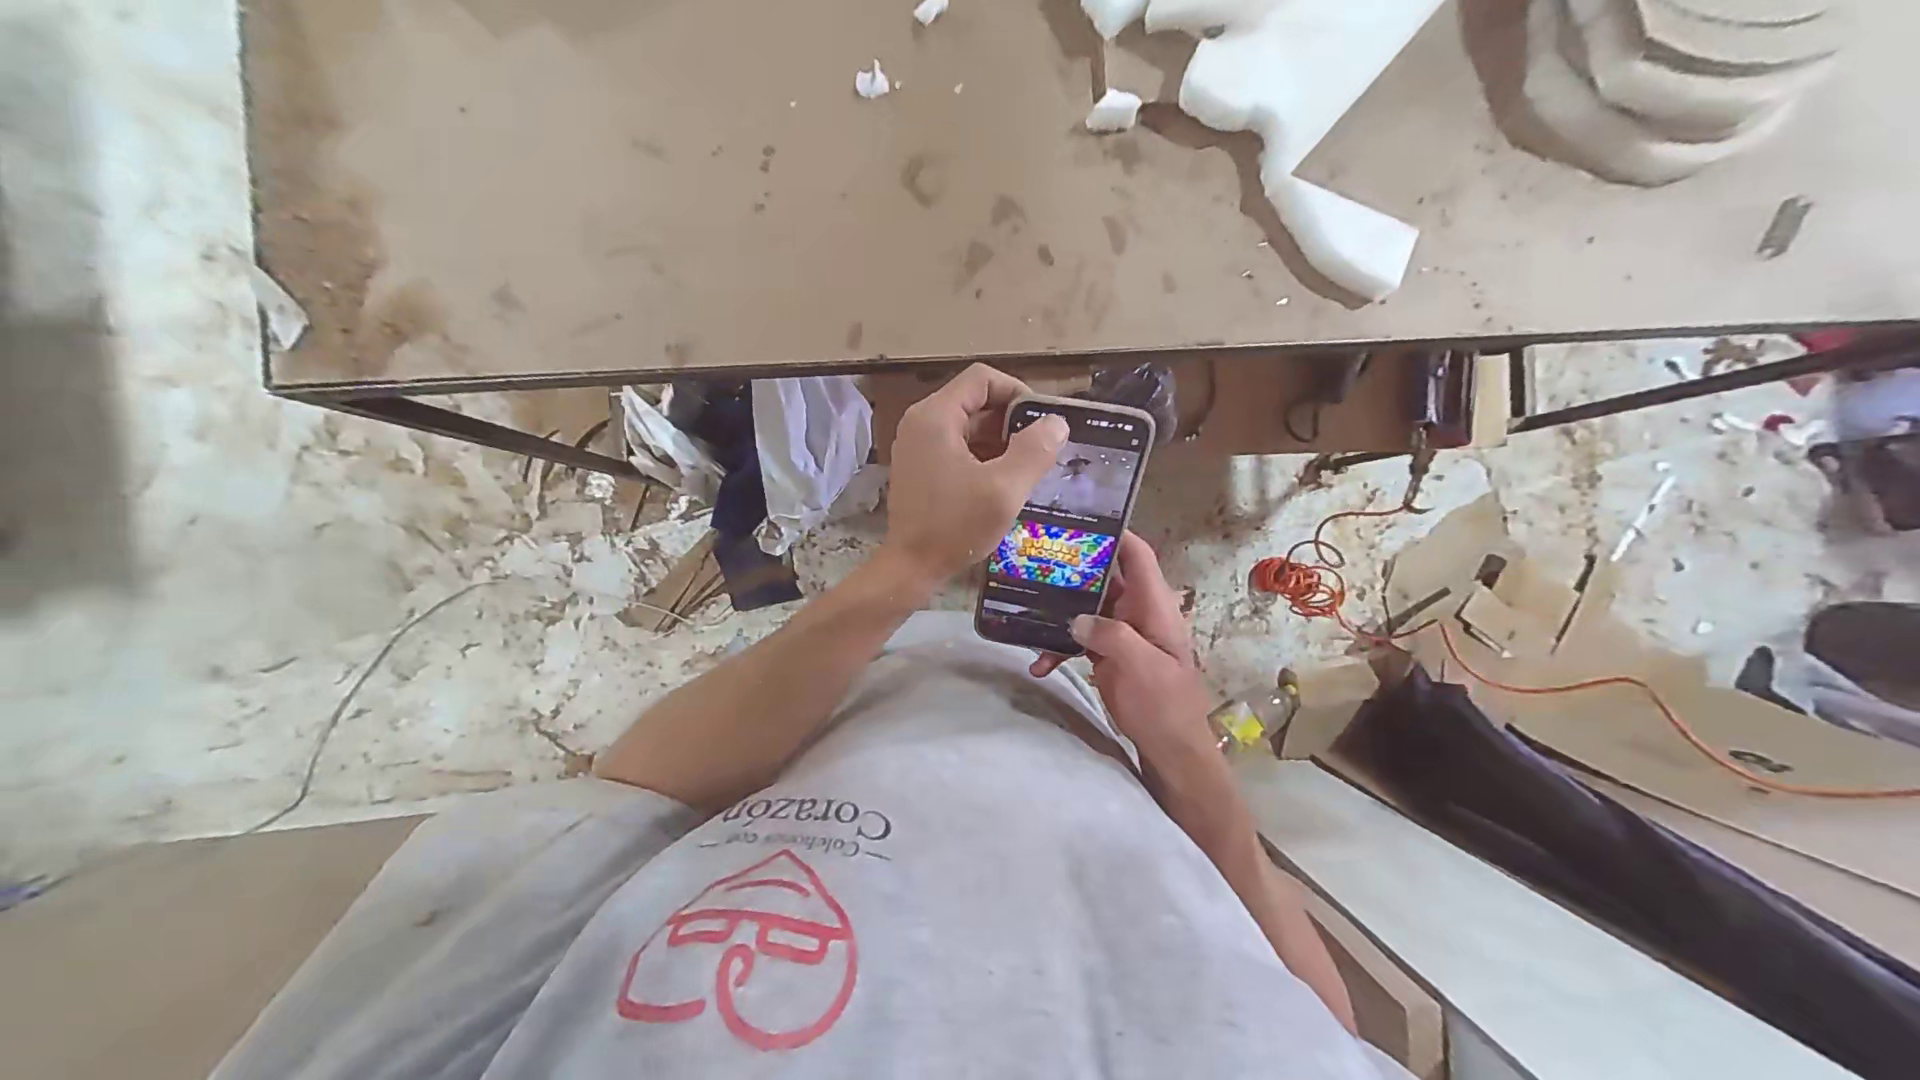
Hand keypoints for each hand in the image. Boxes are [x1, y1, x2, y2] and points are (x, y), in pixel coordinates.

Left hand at [880, 364, 1068, 589]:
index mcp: (935, 416)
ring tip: (1026, 469)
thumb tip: (1056, 423)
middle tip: (1040, 450)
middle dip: (1011, 422)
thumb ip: (1034, 451)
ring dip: (1000, 442)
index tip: (1041, 422)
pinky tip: (1002, 483)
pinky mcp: (919, 467)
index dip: (1018, 392)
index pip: (983, 379)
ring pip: (968, 427)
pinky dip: (983, 457)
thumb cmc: (954, 527)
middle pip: (975, 402)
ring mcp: (917, 445)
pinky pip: (957, 447)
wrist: (911, 567)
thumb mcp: (1004, 489)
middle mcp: (921, 422)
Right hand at [1037, 533, 1214, 766]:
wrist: (1169, 748)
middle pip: (1104, 576)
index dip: (1115, 534)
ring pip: (1085, 606)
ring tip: (1025, 606)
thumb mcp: (1142, 666)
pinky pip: (1077, 639)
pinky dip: (1057, 648)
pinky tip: (1037, 663)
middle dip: (1073, 568)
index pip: (1138, 556)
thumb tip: (1077, 619)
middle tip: (1035, 557)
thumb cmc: (1165, 704)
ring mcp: (1120, 633)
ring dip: (1058, 609)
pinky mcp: (1106, 653)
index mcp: (1153, 606)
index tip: (1081, 521)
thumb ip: (1112, 635)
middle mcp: (1136, 612)